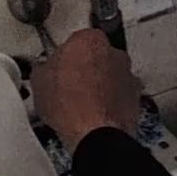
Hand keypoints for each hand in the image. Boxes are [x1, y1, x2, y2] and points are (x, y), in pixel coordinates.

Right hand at [31, 27, 142, 150]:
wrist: (95, 135)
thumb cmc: (66, 100)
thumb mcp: (39, 79)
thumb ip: (45, 66)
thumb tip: (46, 69)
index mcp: (90, 39)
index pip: (77, 39)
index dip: (67, 54)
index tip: (59, 66)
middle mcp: (115, 53)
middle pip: (98, 55)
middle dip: (87, 66)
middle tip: (70, 83)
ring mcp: (129, 77)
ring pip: (111, 75)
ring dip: (101, 84)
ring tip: (83, 103)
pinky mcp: (138, 101)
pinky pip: (120, 96)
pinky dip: (111, 102)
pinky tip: (95, 114)